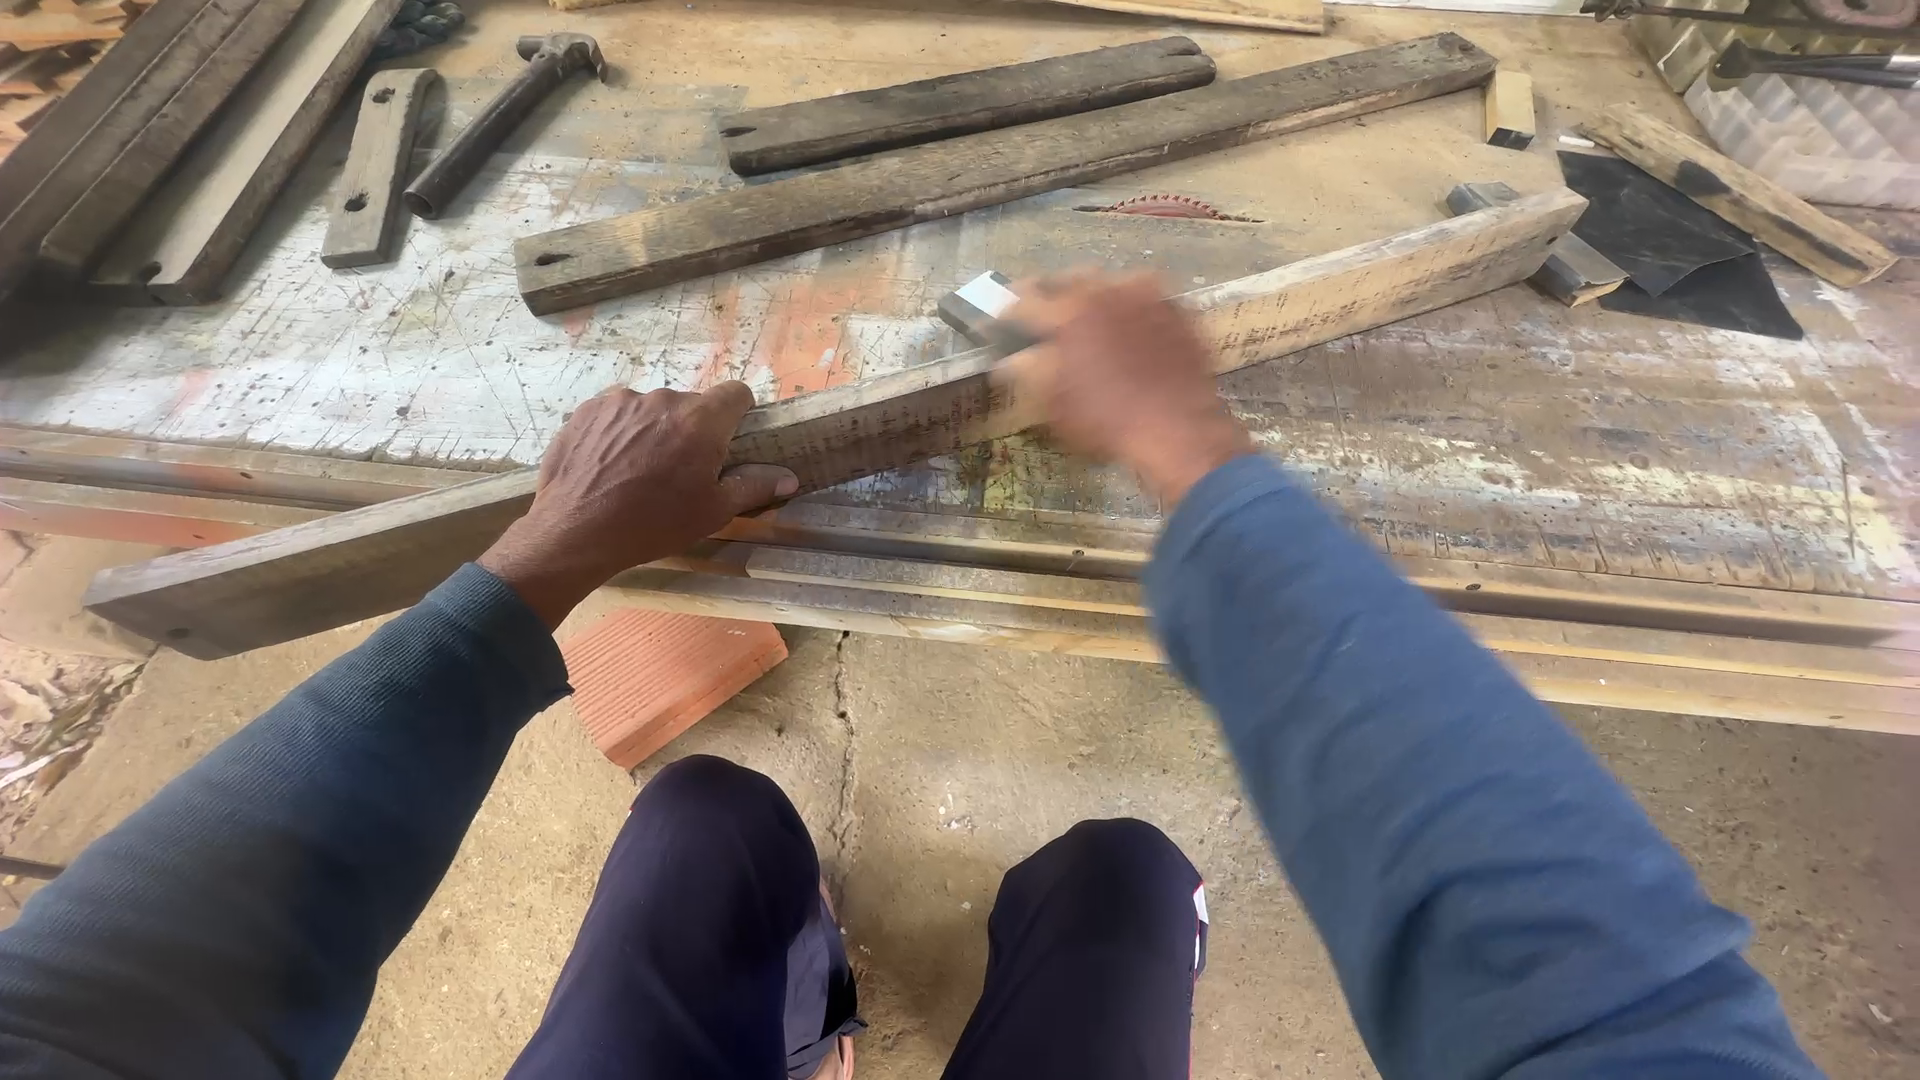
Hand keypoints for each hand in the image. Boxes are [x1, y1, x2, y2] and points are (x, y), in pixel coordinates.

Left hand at [478, 383, 798, 627]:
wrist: (577, 531)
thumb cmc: (655, 524)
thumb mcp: (713, 512)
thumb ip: (754, 487)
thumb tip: (789, 478)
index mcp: (701, 421)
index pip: (736, 392)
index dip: (739, 412)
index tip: (731, 438)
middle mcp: (663, 400)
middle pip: (692, 405)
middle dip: (692, 429)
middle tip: (681, 469)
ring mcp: (621, 401)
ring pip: (653, 408)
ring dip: (655, 429)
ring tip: (640, 468)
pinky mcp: (587, 409)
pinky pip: (618, 412)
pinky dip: (621, 431)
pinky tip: (611, 463)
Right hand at [999, 269, 1252, 504]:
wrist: (1178, 429)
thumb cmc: (1107, 422)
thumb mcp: (1055, 405)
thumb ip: (1028, 374)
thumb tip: (1009, 360)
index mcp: (1068, 312)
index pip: (1023, 301)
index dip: (1004, 313)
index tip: (996, 322)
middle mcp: (1106, 290)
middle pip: (1067, 281)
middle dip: (1049, 296)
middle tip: (1041, 315)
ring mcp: (1147, 294)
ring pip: (1108, 283)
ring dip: (1091, 296)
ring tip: (1085, 316)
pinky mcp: (1177, 307)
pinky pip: (1144, 297)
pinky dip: (1128, 307)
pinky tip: (1127, 326)